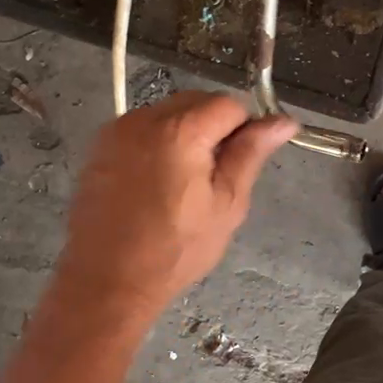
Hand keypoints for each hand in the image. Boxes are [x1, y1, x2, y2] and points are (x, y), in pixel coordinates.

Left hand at [54, 92, 298, 325]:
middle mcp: (145, 118)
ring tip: (183, 184)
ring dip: (185, 135)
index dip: (244, 129)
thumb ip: (251, 154)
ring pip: (168, 114)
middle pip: (196, 102)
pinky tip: (156, 184)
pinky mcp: (99, 147)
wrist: (107, 279)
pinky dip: (157, 144)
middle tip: (214, 179)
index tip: (240, 165)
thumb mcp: (226, 205)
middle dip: (213, 129)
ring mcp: (117, 130)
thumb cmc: (175, 249)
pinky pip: (142, 130)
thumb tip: (283, 121)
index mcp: (181, 130)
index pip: (229, 104)